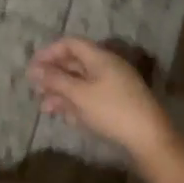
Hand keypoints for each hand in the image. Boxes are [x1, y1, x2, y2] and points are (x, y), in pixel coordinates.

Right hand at [29, 38, 171, 162]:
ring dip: (61, 92)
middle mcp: (107, 67)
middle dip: (53, 75)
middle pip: (74, 63)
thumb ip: (56, 80)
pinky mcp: (117, 103)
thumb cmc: (112, 111)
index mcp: (100, 58)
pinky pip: (91, 96)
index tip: (33, 67)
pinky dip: (76, 103)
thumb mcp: (80, 95)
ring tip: (45, 108)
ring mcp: (114, 85)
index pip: (70, 44)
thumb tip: (35, 69)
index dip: (49, 52)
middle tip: (36, 89)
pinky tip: (66, 117)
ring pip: (81, 82)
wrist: (150, 138)